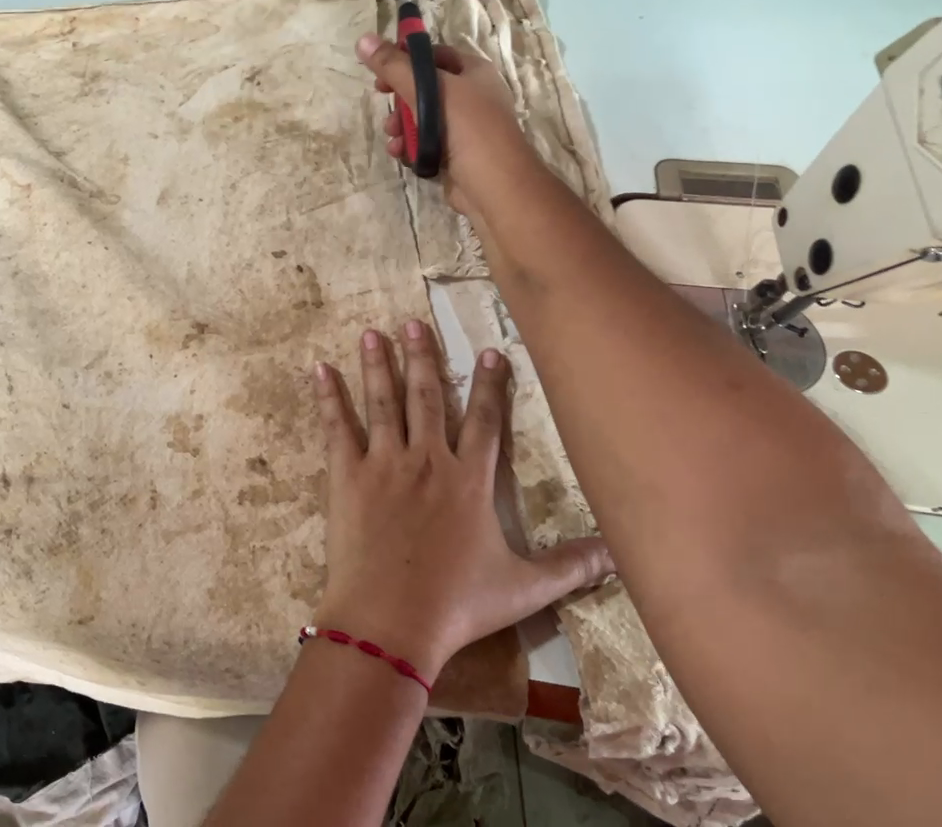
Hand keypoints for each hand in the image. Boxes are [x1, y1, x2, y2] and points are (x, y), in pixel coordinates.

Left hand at [311, 321, 613, 681]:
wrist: (392, 617)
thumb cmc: (458, 603)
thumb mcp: (525, 588)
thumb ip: (572, 566)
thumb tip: (622, 554)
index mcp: (471, 481)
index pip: (485, 421)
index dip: (489, 386)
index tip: (489, 351)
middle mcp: (428, 460)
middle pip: (427, 398)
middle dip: (423, 358)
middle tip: (414, 322)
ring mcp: (385, 464)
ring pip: (383, 403)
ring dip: (378, 366)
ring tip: (372, 333)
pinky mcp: (347, 476)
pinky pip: (337, 428)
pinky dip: (328, 398)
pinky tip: (319, 370)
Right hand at [354, 33, 522, 219]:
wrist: (494, 186)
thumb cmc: (468, 128)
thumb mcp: (430, 90)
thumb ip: (395, 67)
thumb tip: (363, 40)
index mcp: (473, 72)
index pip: (433, 55)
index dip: (405, 59)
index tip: (379, 71)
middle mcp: (470, 95)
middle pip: (423, 88)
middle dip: (399, 99)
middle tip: (384, 103)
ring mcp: (462, 127)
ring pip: (420, 119)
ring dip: (401, 126)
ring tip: (393, 137)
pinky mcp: (452, 154)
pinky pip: (423, 143)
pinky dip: (410, 146)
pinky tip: (401, 153)